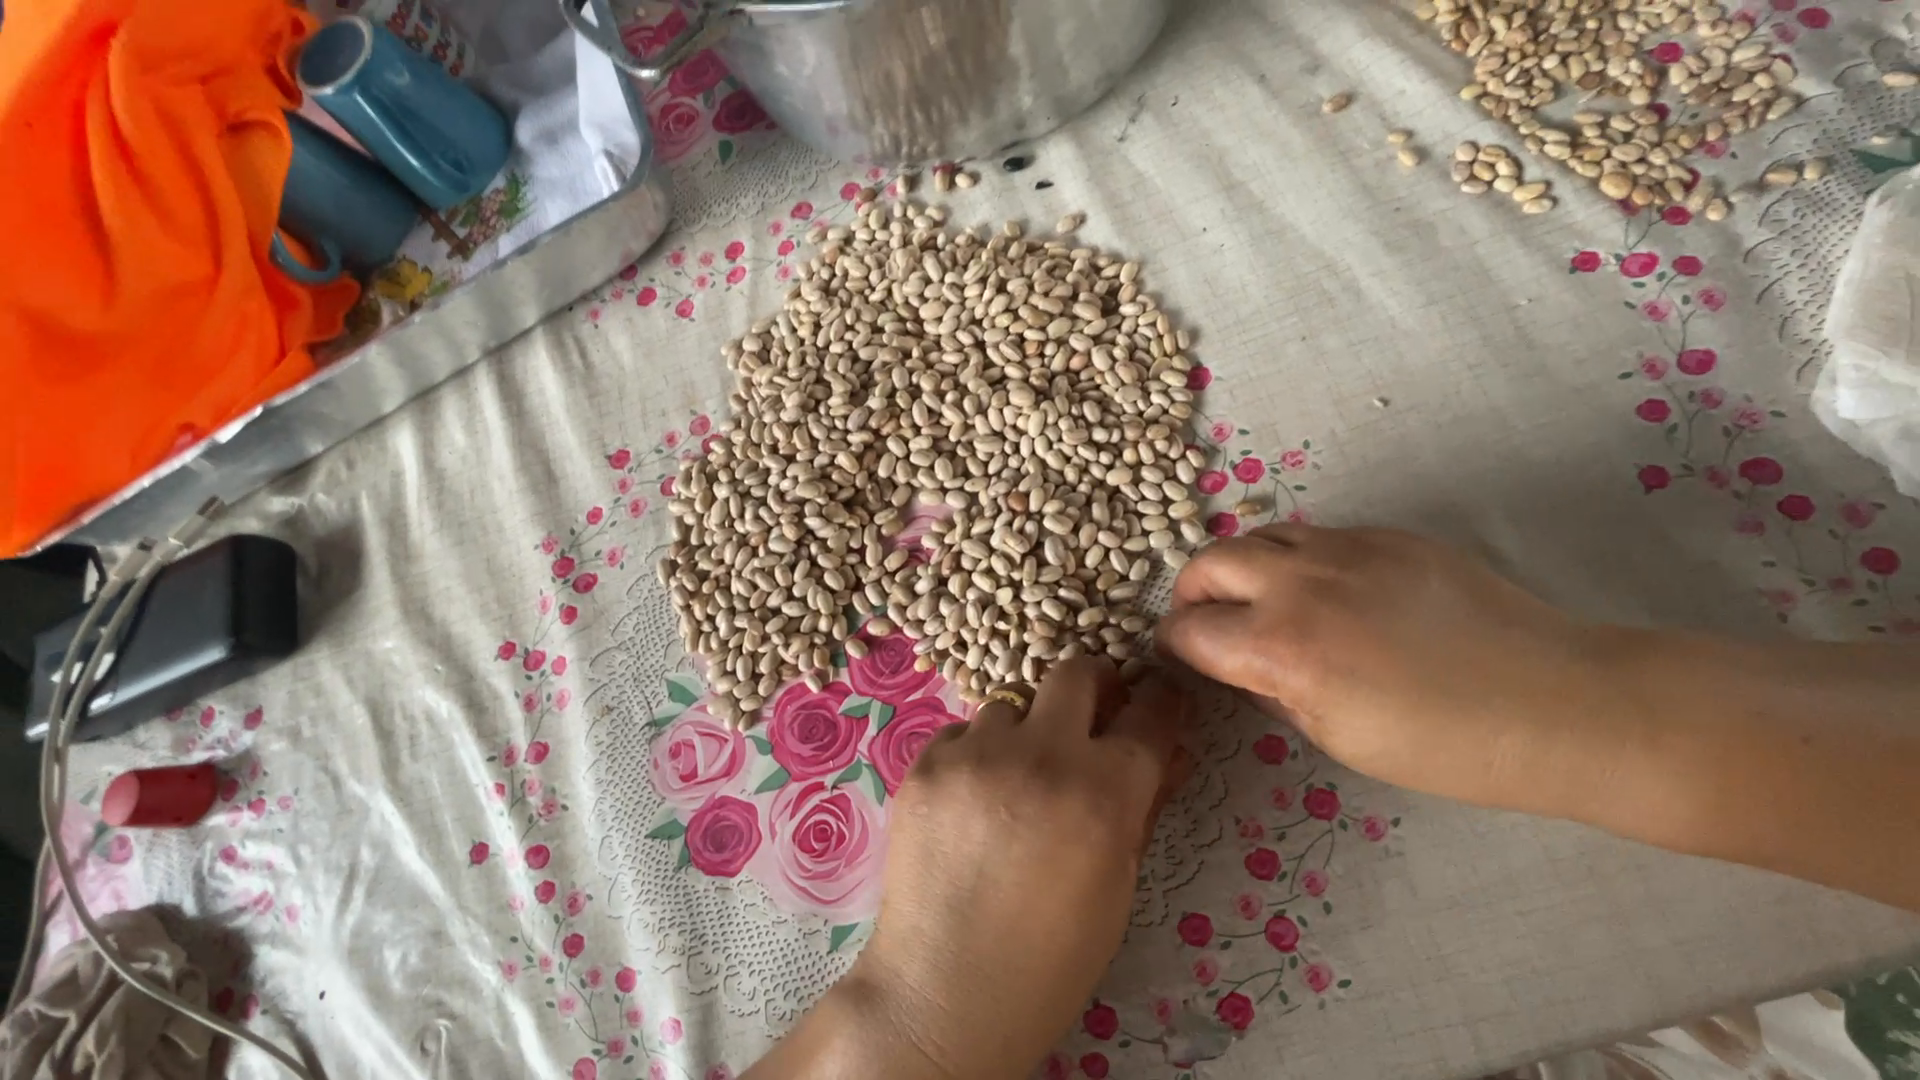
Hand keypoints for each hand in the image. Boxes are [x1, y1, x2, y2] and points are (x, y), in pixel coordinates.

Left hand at [744, 658, 1190, 1079]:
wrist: (944, 994)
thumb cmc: (1050, 960)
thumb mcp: (1117, 887)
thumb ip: (1143, 807)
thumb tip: (1167, 754)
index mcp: (1102, 793)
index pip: (1150, 715)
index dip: (1162, 702)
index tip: (1160, 701)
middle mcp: (1039, 756)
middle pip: (1076, 673)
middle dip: (1096, 684)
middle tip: (1093, 714)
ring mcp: (974, 755)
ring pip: (1012, 705)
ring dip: (1026, 730)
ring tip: (1017, 778)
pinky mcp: (924, 764)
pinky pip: (962, 733)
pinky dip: (976, 754)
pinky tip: (972, 801)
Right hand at [1155, 525, 1642, 822]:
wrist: (1558, 703)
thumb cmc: (1441, 746)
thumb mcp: (1335, 737)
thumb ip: (1271, 690)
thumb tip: (1240, 666)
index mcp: (1281, 647)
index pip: (1189, 629)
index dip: (1175, 646)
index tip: (1184, 658)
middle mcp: (1300, 584)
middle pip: (1209, 562)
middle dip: (1194, 593)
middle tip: (1210, 622)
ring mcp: (1345, 549)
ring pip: (1259, 536)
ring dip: (1242, 567)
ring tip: (1262, 600)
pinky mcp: (1386, 536)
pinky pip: (1314, 536)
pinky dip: (1296, 560)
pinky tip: (1327, 593)